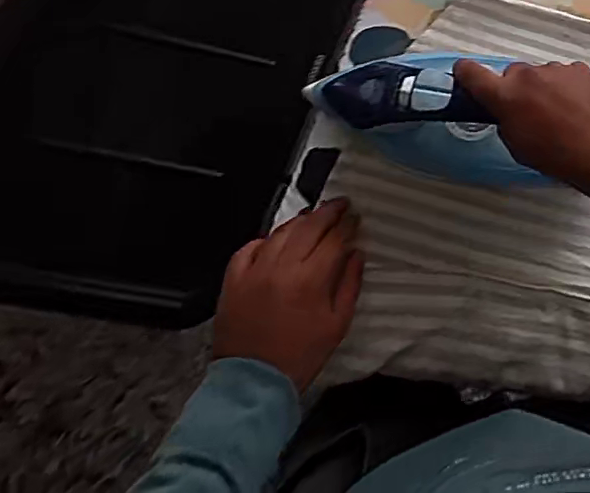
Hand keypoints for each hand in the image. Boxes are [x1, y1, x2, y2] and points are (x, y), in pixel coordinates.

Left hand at [212, 198, 363, 390]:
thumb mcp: (338, 324)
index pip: (334, 238)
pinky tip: (275, 240)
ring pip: (281, 232)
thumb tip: (357, 253)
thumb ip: (351, 284)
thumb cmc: (300, 356)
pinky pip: (249, 248)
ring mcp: (254, 272)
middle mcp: (282, 268)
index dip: (348, 224)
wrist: (253, 385)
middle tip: (340, 204)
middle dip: (328, 211)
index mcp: (311, 280)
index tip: (355, 217)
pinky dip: (265, 239)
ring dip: (300, 220)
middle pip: (309, 226)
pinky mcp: (233, 281)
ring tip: (312, 215)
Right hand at [453, 60, 589, 219]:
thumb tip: (506, 111)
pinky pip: (565, 74)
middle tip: (529, 111)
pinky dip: (567, 86)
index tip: (464, 72)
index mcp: (505, 95)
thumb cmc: (554, 155)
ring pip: (541, 74)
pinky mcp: (578, 69)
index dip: (465, 73)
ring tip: (559, 113)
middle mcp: (526, 75)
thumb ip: (504, 119)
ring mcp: (554, 69)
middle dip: (517, 89)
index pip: (472, 73)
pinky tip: (575, 106)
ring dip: (544, 88)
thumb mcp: (515, 144)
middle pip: (513, 74)